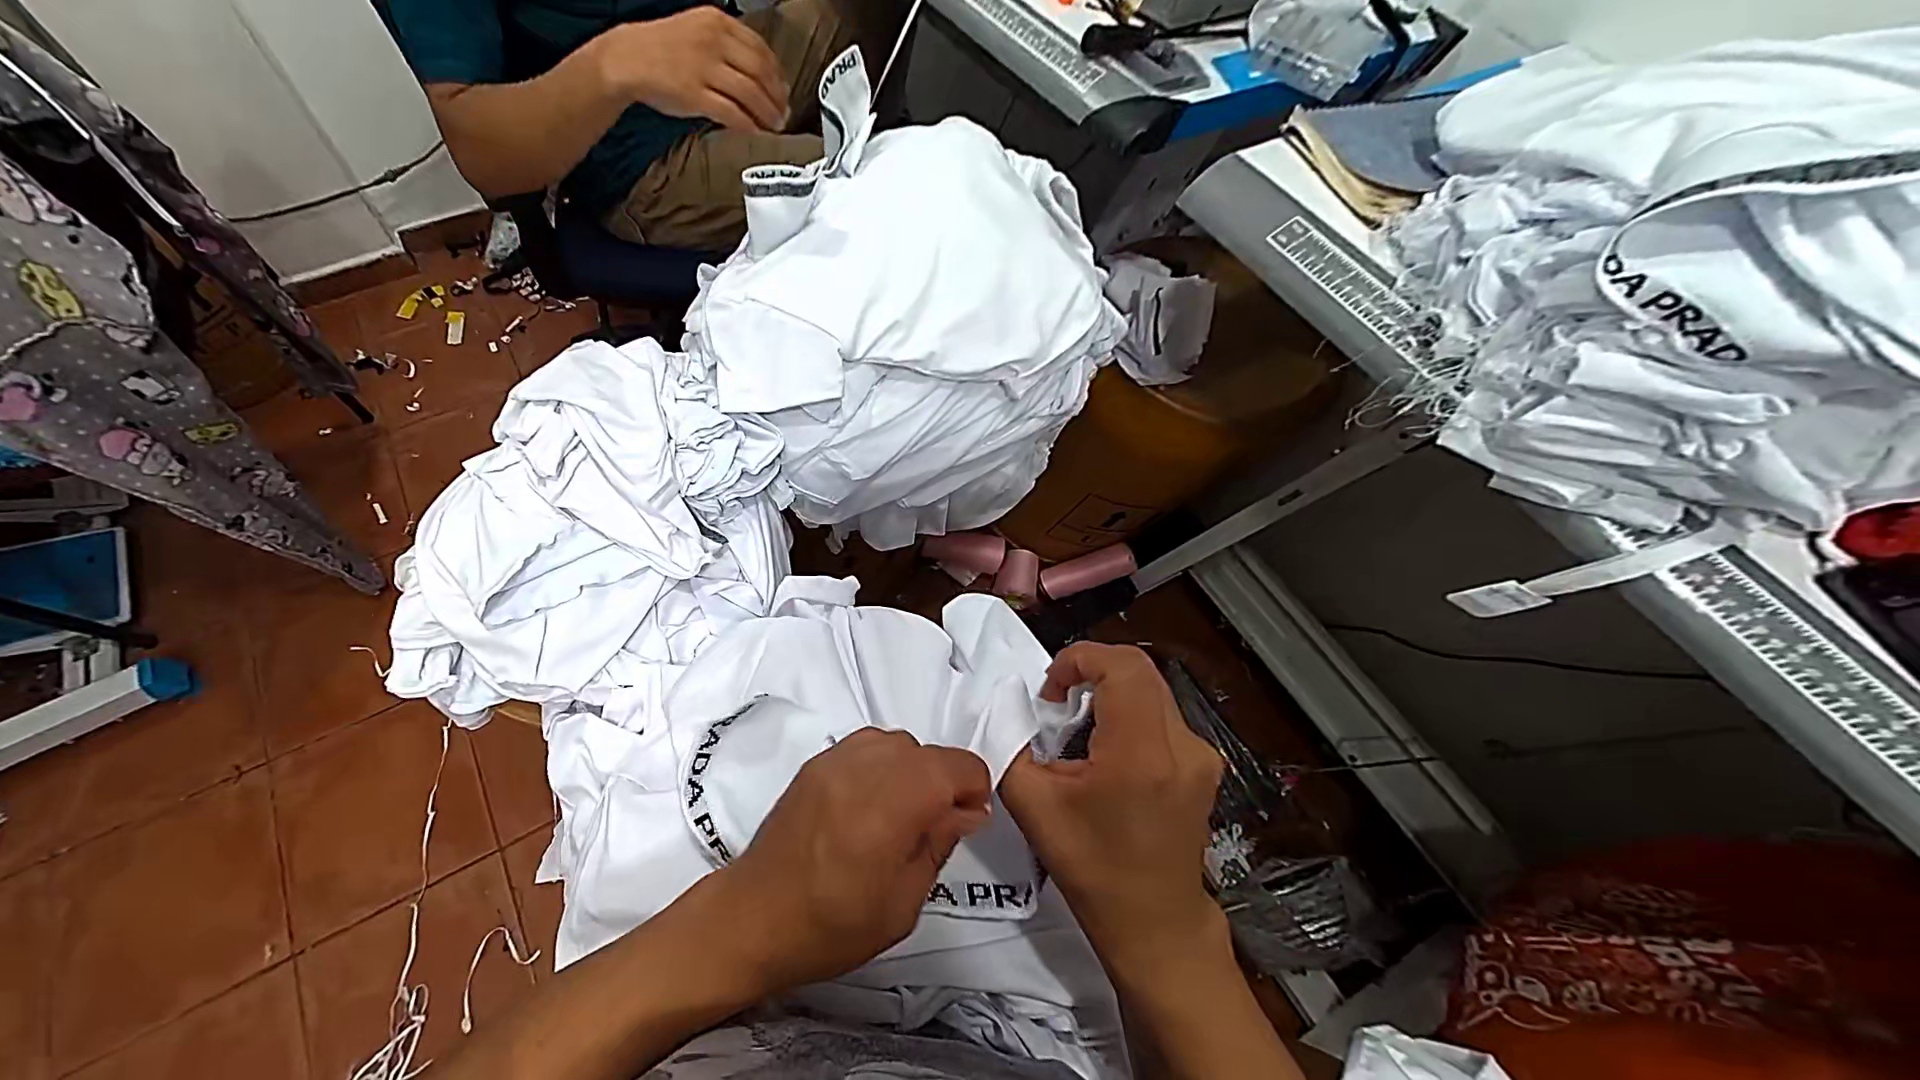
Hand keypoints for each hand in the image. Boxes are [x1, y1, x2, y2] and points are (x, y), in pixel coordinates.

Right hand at [596, 8, 787, 131]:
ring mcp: (703, 67)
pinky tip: (755, 132)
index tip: (784, 92)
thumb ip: (729, 48)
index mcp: (717, 21)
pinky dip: (748, 125)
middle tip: (784, 114)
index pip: (761, 49)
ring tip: (775, 126)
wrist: (627, 58)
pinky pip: (732, 113)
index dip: (778, 75)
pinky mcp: (695, 93)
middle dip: (777, 98)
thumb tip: (762, 77)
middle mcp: (712, 40)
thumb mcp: (699, 33)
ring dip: (768, 114)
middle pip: (761, 72)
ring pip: (751, 94)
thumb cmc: (664, 50)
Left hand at [704, 729, 991, 995]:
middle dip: (944, 784)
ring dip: (913, 770)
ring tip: (899, 812)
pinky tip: (870, 801)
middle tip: (934, 826)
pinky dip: (882, 763)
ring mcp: (836, 761)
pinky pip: (867, 744)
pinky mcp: (816, 763)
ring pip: (899, 743)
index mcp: (892, 806)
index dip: (974, 791)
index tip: (967, 821)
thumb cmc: (829, 926)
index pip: (958, 766)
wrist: (751, 918)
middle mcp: (865, 770)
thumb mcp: (902, 904)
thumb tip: (966, 812)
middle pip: (930, 753)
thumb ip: (940, 844)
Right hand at [1000, 643, 1225, 978]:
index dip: (1080, 659)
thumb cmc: (1093, 870)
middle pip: (1138, 669)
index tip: (1052, 689)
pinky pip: (1162, 713)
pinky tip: (1108, 751)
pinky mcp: (1204, 763)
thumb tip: (1008, 707)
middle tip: (1060, 703)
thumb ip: (1012, 745)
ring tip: (1081, 729)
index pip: (1121, 667)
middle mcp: (1182, 746)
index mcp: (1141, 754)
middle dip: (1091, 670)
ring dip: (1110, 691)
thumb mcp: (1034, 806)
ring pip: (1150, 688)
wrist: (1156, 922)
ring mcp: (1200, 754)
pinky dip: (1129, 712)